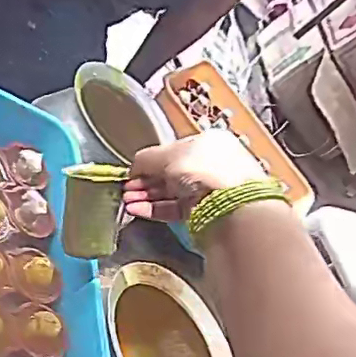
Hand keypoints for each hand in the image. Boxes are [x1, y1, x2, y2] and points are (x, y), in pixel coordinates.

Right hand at [121, 130, 269, 222]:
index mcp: (206, 143)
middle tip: (126, 190)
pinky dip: (153, 209)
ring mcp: (206, 190)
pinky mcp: (201, 212)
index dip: (150, 162)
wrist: (229, 205)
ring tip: (126, 202)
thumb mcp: (168, 155)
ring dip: (146, 197)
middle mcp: (207, 165)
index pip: (172, 151)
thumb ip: (146, 158)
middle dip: (145, 182)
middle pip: (169, 174)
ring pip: (170, 193)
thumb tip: (134, 166)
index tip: (132, 173)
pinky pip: (173, 209)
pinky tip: (136, 210)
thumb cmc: (201, 170)